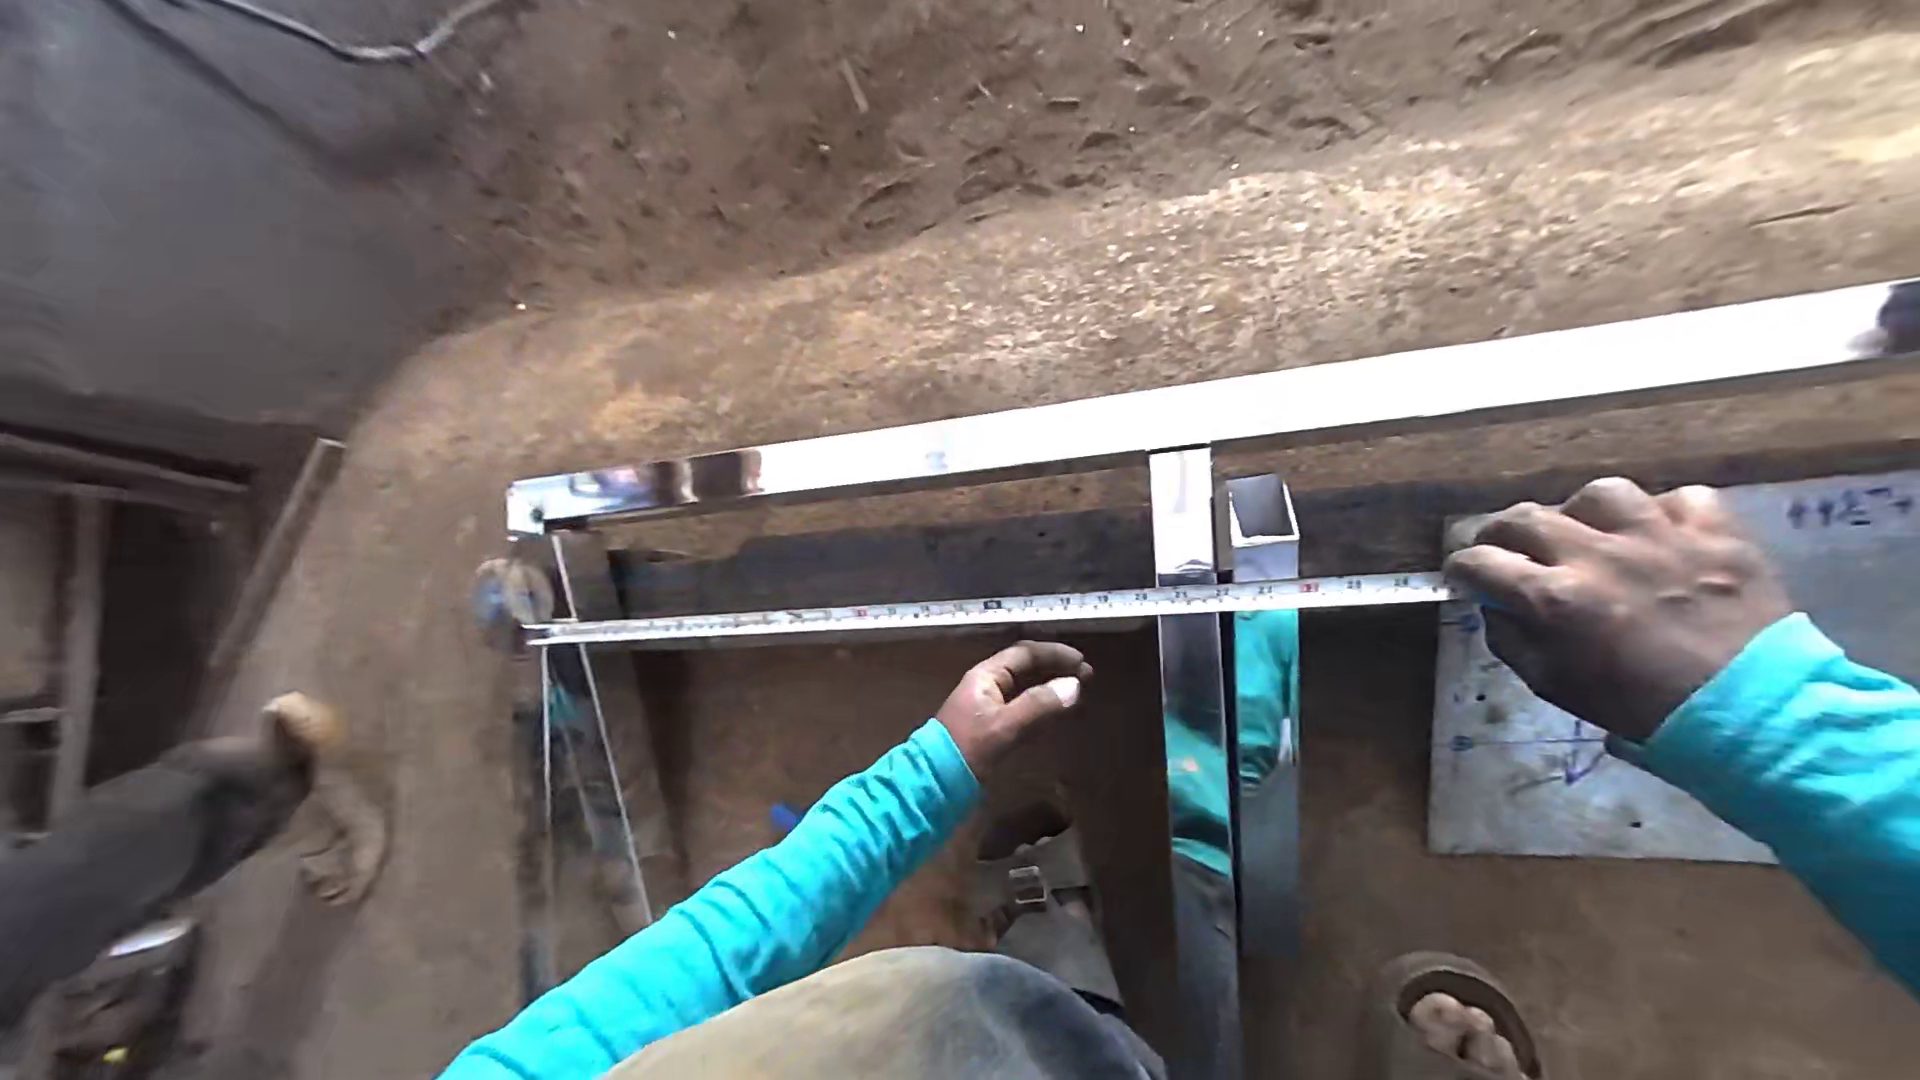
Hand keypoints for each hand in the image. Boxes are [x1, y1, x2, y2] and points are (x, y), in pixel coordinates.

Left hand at [937, 641, 1092, 772]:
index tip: (1082, 662)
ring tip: (1078, 692)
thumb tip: (1074, 685)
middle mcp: (988, 686)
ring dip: (1051, 687)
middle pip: (1026, 668)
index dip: (1054, 654)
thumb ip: (1038, 705)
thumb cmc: (967, 749)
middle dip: (1056, 669)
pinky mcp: (993, 729)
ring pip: (1026, 689)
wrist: (934, 785)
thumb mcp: (1004, 726)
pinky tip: (1058, 714)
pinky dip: (1043, 707)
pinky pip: (1024, 709)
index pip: (1025, 653)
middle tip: (1086, 677)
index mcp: (986, 676)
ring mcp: (989, 707)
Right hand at [1443, 477, 1790, 741]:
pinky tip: (1653, 536)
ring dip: (1580, 514)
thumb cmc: (1634, 702)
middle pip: (1523, 517)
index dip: (1462, 568)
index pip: (1476, 561)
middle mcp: (1597, 558)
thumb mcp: (1544, 678)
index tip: (1467, 578)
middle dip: (1500, 533)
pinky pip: (1683, 499)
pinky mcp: (1720, 539)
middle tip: (1508, 550)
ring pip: (1599, 494)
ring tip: (1586, 534)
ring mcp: (1662, 542)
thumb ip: (1508, 633)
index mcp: (1551, 597)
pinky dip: (1661, 513)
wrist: (1753, 715)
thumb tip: (1494, 601)